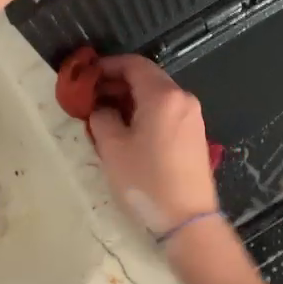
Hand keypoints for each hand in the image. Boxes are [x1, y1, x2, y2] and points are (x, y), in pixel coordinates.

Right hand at [87, 55, 221, 234]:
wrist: (187, 219)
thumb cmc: (146, 180)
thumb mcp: (112, 148)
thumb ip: (101, 118)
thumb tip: (101, 109)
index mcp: (163, 96)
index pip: (133, 64)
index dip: (107, 66)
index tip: (87, 77)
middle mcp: (183, 99)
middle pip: (147, 78)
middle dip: (118, 83)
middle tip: (92, 98)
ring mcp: (193, 117)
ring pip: (158, 96)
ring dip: (131, 100)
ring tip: (106, 116)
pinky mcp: (195, 135)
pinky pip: (167, 112)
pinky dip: (147, 113)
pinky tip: (129, 131)